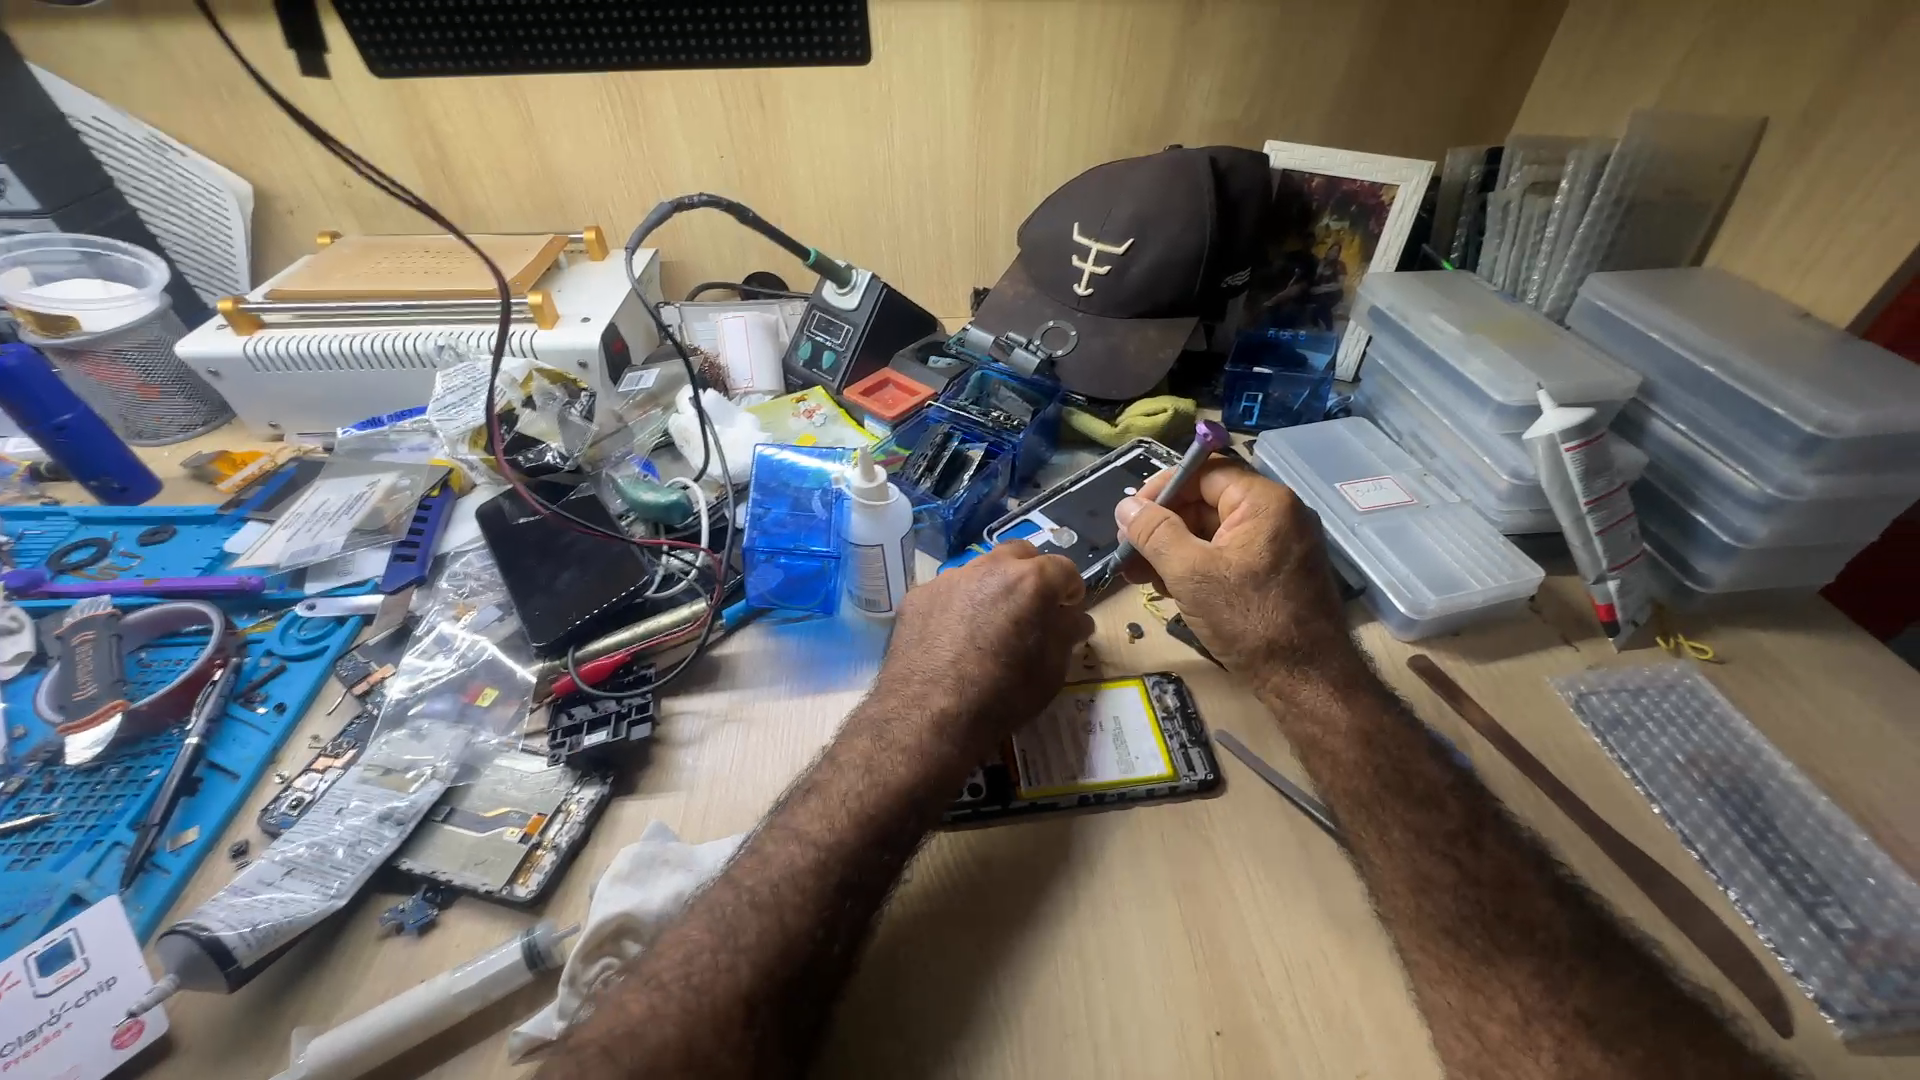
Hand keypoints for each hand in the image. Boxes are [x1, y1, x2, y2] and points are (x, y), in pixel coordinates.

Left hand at [869, 541, 1092, 764]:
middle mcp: (990, 568)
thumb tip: (1075, 618)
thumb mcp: (1051, 671)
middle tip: (1031, 608)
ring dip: (993, 588)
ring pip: (980, 570)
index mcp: (1031, 581)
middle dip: (1032, 575)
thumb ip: (1066, 633)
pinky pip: (948, 592)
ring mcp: (949, 578)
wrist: (929, 716)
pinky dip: (958, 606)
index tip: (1067, 611)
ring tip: (989, 624)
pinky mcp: (918, 596)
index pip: (1064, 569)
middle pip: (1019, 555)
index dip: (1070, 590)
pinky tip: (953, 639)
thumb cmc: (1003, 696)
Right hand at [1115, 460, 1357, 684]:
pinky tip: (1169, 587)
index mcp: (1264, 502)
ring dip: (1173, 549)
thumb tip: (1126, 505)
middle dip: (1163, 525)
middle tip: (1129, 551)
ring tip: (1140, 575)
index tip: (1131, 515)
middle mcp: (1277, 514)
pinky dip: (1196, 566)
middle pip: (1207, 501)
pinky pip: (1228, 554)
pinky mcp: (1275, 571)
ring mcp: (1279, 544)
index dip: (1163, 489)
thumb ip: (1154, 532)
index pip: (1205, 471)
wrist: (1305, 680)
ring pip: (1213, 532)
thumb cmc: (1248, 620)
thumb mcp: (1190, 573)